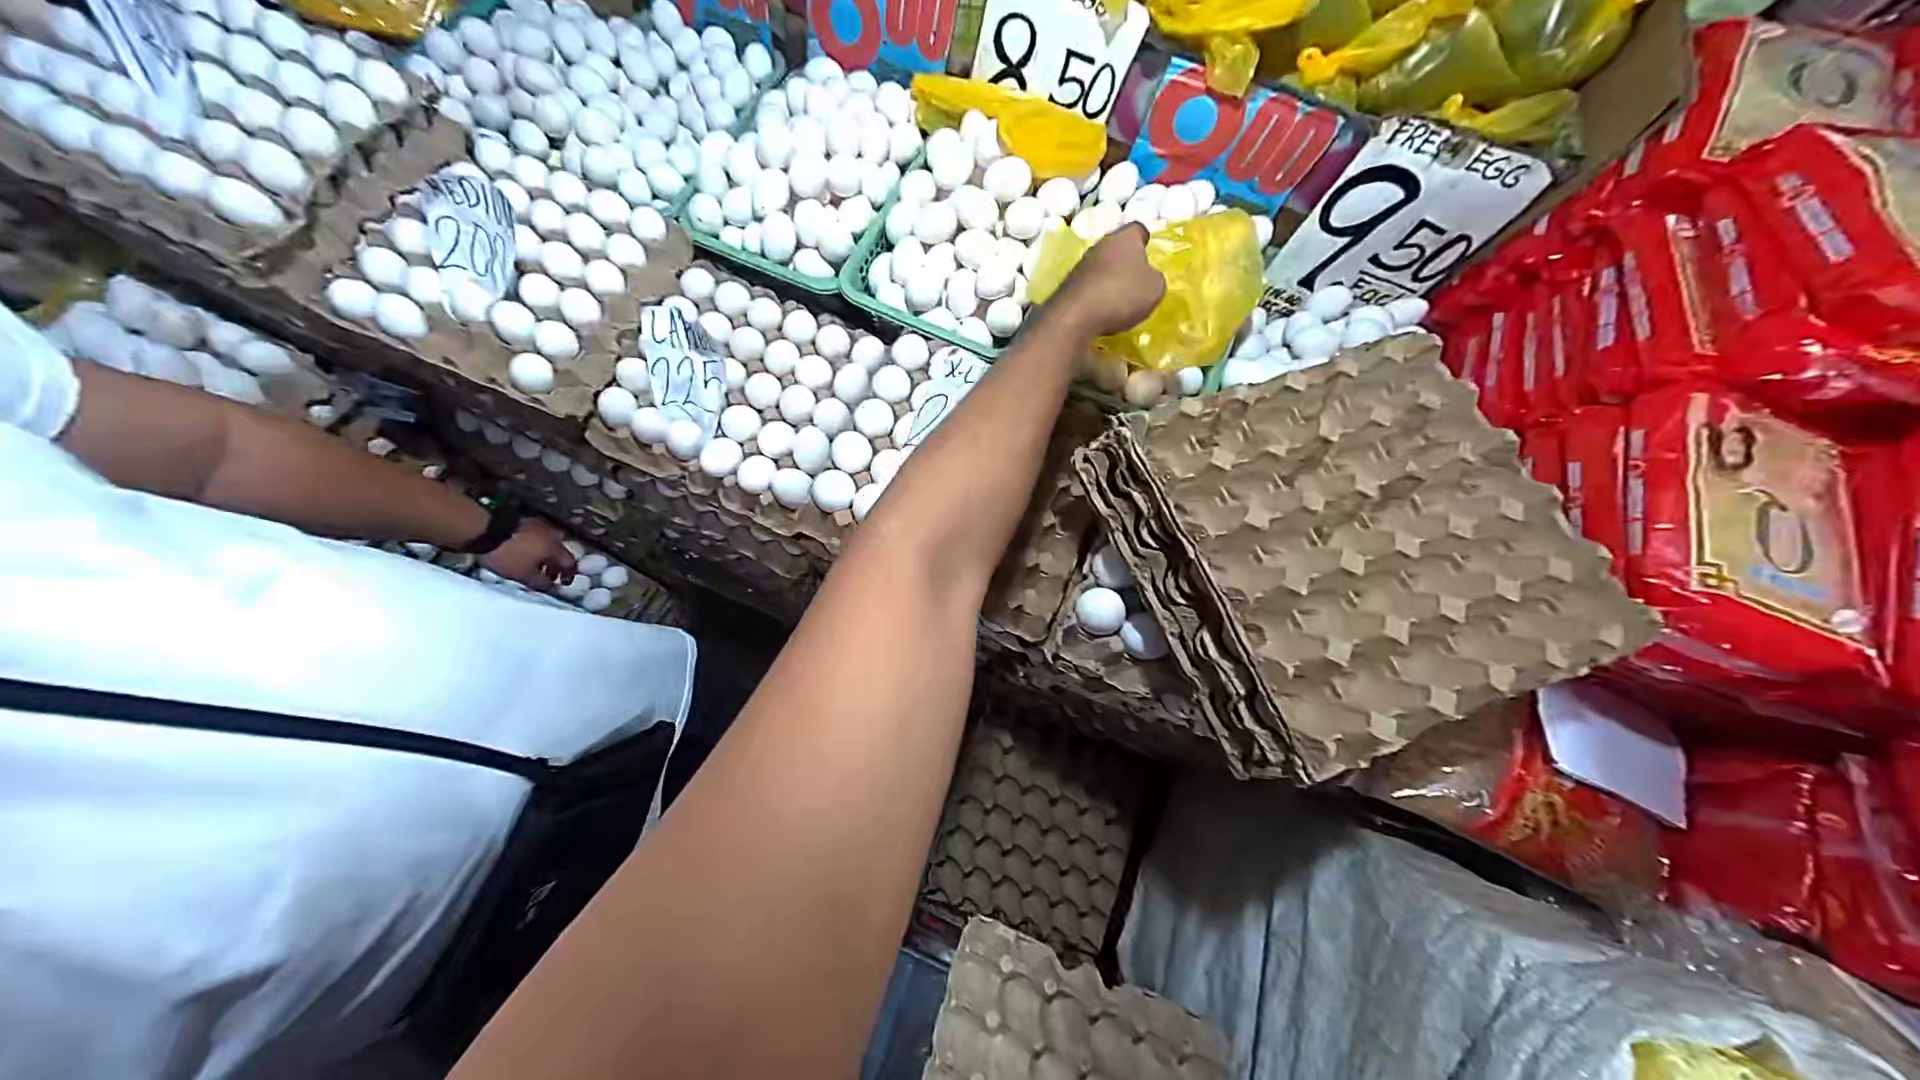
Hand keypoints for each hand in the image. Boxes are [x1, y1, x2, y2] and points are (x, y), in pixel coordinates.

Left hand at [483, 518, 576, 590]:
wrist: (485, 526)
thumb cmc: (508, 555)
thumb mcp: (524, 575)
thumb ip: (541, 583)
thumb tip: (552, 587)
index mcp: (557, 549)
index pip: (570, 564)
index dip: (567, 575)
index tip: (561, 583)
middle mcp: (554, 534)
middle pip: (560, 552)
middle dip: (555, 564)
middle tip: (547, 573)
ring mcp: (540, 524)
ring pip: (548, 542)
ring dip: (544, 553)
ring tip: (533, 561)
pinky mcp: (525, 517)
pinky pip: (536, 534)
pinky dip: (534, 544)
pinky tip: (524, 549)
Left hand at [1051, 224, 1166, 337]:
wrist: (1075, 316)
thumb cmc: (1122, 294)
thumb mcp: (1154, 288)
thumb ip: (1154, 279)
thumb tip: (1147, 278)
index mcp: (1124, 238)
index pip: (1137, 230)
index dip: (1144, 240)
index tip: (1148, 251)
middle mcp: (1100, 245)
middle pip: (1116, 249)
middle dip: (1125, 261)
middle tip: (1136, 280)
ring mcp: (1080, 265)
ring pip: (1101, 267)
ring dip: (1109, 279)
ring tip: (1119, 300)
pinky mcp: (1067, 286)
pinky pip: (1088, 287)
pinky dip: (1096, 296)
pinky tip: (1101, 310)